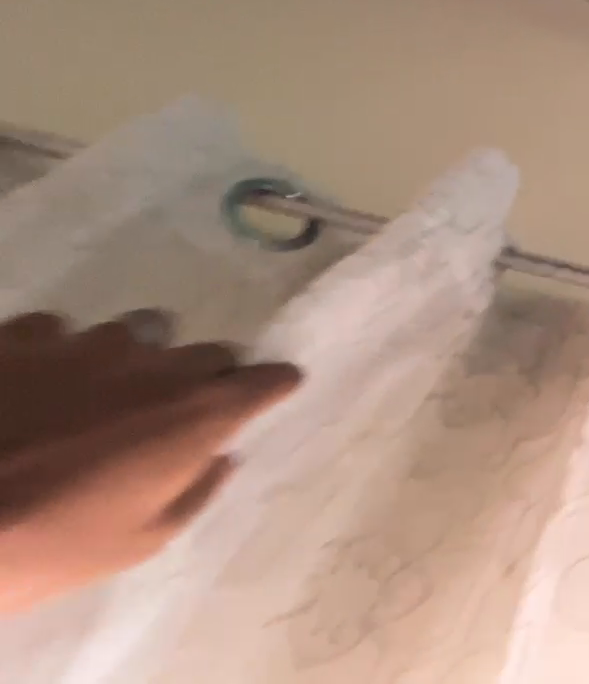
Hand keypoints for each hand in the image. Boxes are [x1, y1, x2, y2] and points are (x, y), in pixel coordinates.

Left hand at [0, 310, 300, 611]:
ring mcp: (89, 346)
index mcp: (203, 411)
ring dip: (127, 362)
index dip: (270, 389)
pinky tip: (26, 383)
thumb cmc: (39, 545)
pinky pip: (53, 331)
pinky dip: (50, 353)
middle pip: (211, 353)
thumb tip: (217, 455)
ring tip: (86, 394)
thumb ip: (195, 489)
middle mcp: (163, 365)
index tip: (260, 402)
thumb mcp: (137, 543)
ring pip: (136, 336)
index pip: (275, 377)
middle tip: (161, 414)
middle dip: (198, 378)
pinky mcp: (20, 339)